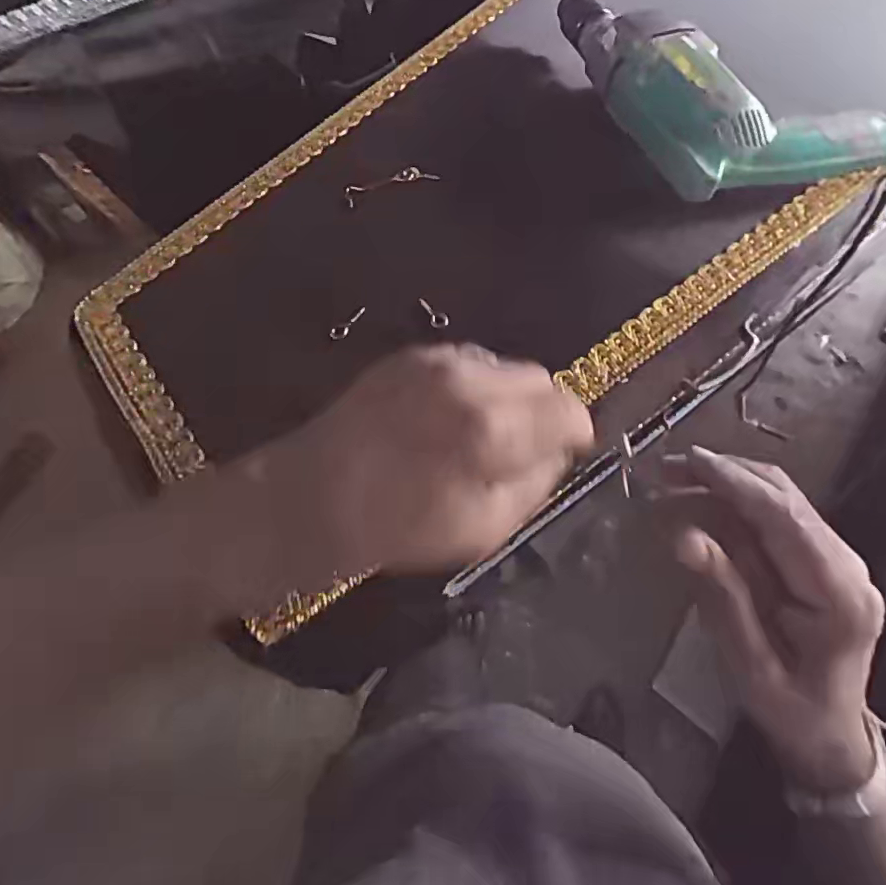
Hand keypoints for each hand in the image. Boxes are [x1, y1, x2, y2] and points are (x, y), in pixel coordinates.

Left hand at [259, 344, 593, 585]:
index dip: (573, 432)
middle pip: (538, 378)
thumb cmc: (398, 528)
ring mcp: (434, 360)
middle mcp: (466, 378)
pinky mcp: (408, 356)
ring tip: (476, 435)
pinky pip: (465, 364)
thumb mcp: (485, 528)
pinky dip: (472, 388)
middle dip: (541, 411)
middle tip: (520, 447)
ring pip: (502, 367)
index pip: (566, 409)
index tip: (564, 451)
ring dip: (506, 397)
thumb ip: (536, 482)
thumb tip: (558, 451)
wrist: (312, 497)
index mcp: (489, 427)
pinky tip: (444, 420)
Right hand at [662, 448, 884, 792]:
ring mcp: (838, 558)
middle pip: (784, 496)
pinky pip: (777, 514)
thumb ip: (722, 595)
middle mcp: (847, 565)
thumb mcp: (748, 662)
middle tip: (665, 469)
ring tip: (674, 478)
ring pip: (781, 497)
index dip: (733, 482)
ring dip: (727, 481)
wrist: (832, 735)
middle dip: (723, 473)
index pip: (783, 516)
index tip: (686, 462)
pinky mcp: (821, 559)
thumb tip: (683, 536)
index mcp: (838, 592)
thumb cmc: (790, 708)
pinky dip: (736, 499)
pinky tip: (702, 499)